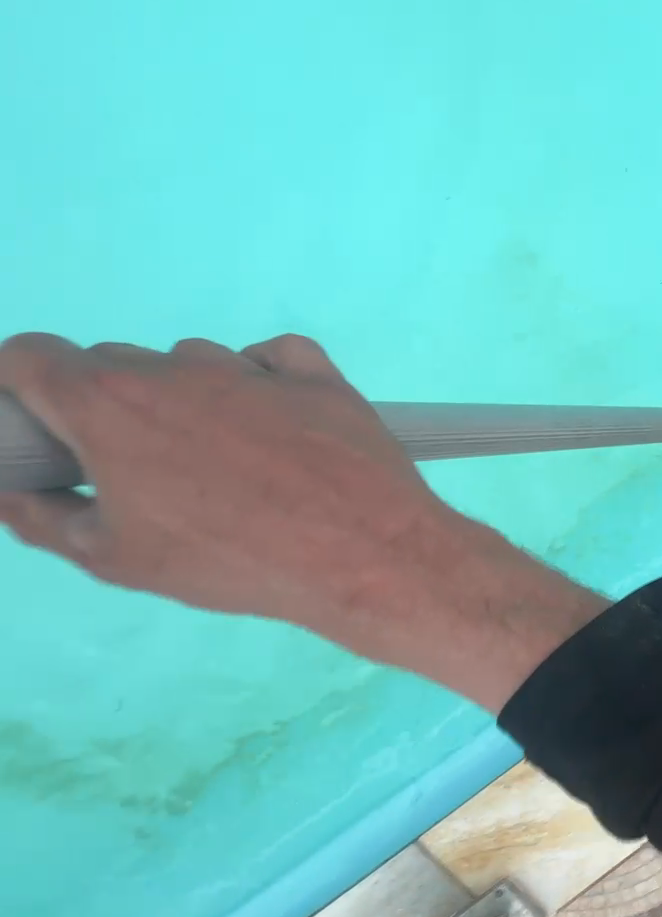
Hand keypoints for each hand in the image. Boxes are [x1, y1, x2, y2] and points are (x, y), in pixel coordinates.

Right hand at [0, 333, 608, 712]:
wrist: (371, 555)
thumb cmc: (239, 560)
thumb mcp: (114, 557)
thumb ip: (42, 515)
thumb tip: (15, 489)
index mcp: (106, 402)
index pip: (29, 357)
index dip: (28, 389)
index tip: (49, 428)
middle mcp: (181, 371)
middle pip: (120, 365)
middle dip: (119, 406)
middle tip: (153, 465)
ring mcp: (260, 372)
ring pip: (202, 363)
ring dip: (199, 395)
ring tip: (234, 458)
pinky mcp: (327, 381)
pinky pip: (281, 356)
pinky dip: (270, 375)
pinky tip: (279, 415)